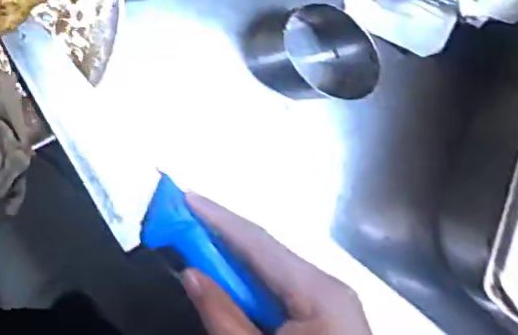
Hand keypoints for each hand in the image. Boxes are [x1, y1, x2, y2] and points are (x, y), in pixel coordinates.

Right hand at [179, 193, 371, 334]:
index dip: (217, 217)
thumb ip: (223, 316)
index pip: (258, 241)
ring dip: (235, 265)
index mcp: (320, 292)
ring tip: (197, 247)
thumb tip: (191, 274)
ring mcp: (336, 312)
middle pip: (267, 253)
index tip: (182, 196)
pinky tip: (231, 287)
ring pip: (275, 275)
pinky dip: (254, 289)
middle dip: (223, 238)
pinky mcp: (332, 330)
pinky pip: (284, 297)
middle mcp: (330, 291)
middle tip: (180, 222)